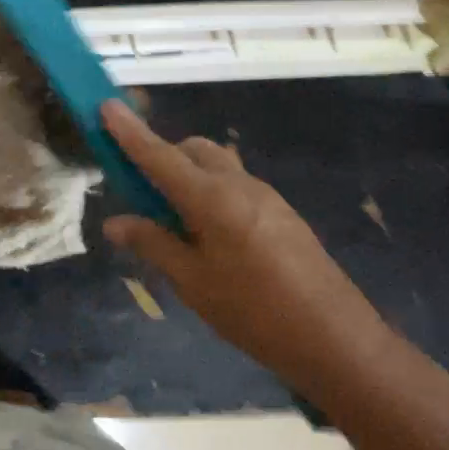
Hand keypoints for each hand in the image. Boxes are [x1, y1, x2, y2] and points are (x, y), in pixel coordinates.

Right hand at [101, 101, 394, 384]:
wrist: (342, 344)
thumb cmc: (256, 312)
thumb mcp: (192, 282)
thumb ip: (152, 244)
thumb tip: (114, 223)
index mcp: (211, 199)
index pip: (159, 155)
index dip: (129, 132)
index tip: (106, 105)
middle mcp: (239, 186)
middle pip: (193, 150)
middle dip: (163, 154)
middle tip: (142, 190)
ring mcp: (267, 199)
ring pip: (217, 166)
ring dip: (189, 174)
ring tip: (176, 220)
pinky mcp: (284, 216)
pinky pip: (236, 187)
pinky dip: (212, 193)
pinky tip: (211, 237)